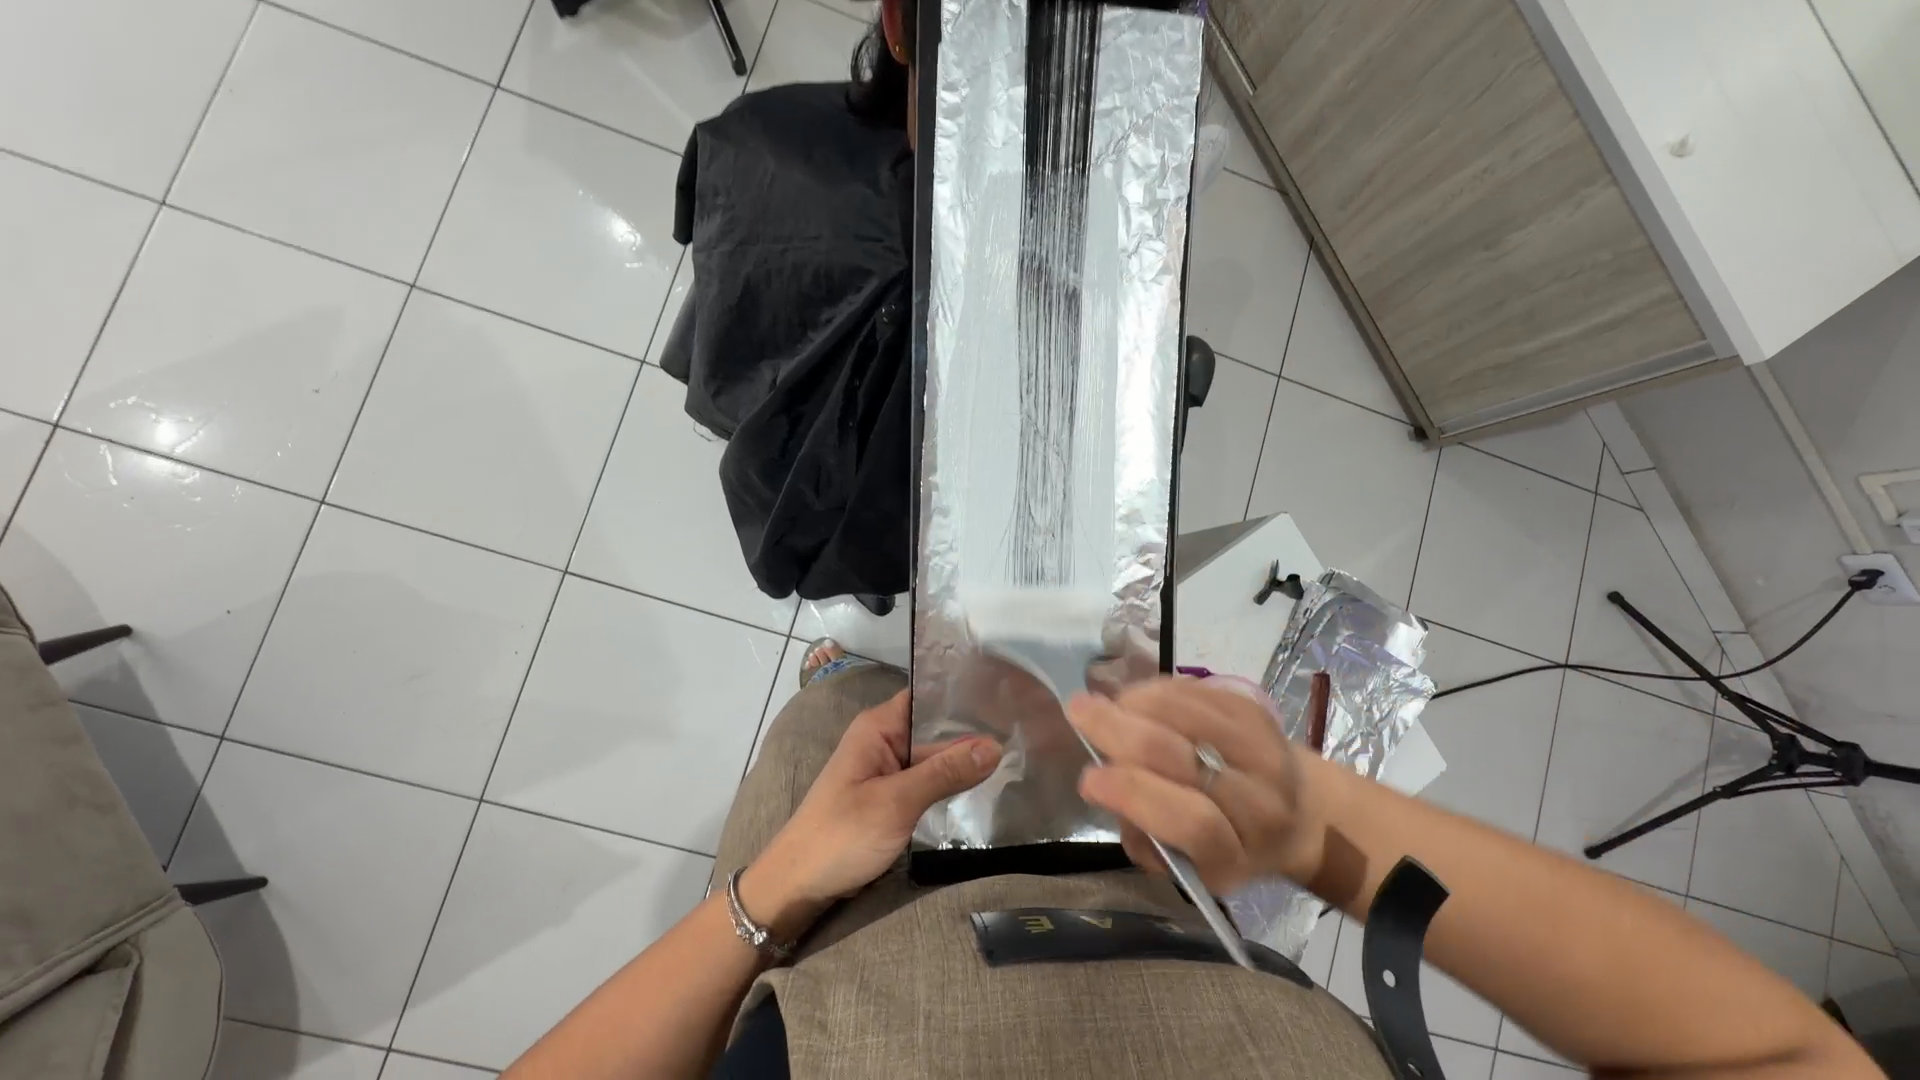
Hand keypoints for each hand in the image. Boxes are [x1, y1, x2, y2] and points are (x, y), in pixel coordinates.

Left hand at [743, 691, 1001, 935]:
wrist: (797, 887)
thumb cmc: (841, 836)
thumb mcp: (897, 802)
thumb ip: (944, 772)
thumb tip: (994, 746)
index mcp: (878, 728)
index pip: (927, 696)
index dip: (963, 694)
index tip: (1007, 698)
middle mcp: (883, 741)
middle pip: (935, 728)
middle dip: (973, 732)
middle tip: (1024, 735)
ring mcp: (887, 772)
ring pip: (934, 758)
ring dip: (965, 762)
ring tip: (1018, 758)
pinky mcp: (891, 799)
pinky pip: (927, 783)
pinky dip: (951, 786)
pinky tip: (985, 788)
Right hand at [1067, 678, 1324, 892]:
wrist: (1295, 812)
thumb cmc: (1224, 845)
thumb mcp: (1185, 867)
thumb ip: (1144, 839)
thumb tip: (1104, 786)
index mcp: (1235, 854)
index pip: (1191, 821)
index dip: (1134, 795)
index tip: (1089, 777)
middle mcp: (1259, 802)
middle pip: (1182, 757)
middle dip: (1119, 731)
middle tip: (1079, 712)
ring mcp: (1262, 751)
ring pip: (1187, 714)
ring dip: (1135, 703)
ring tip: (1106, 704)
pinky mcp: (1256, 712)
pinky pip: (1198, 692)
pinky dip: (1157, 690)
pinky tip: (1135, 698)